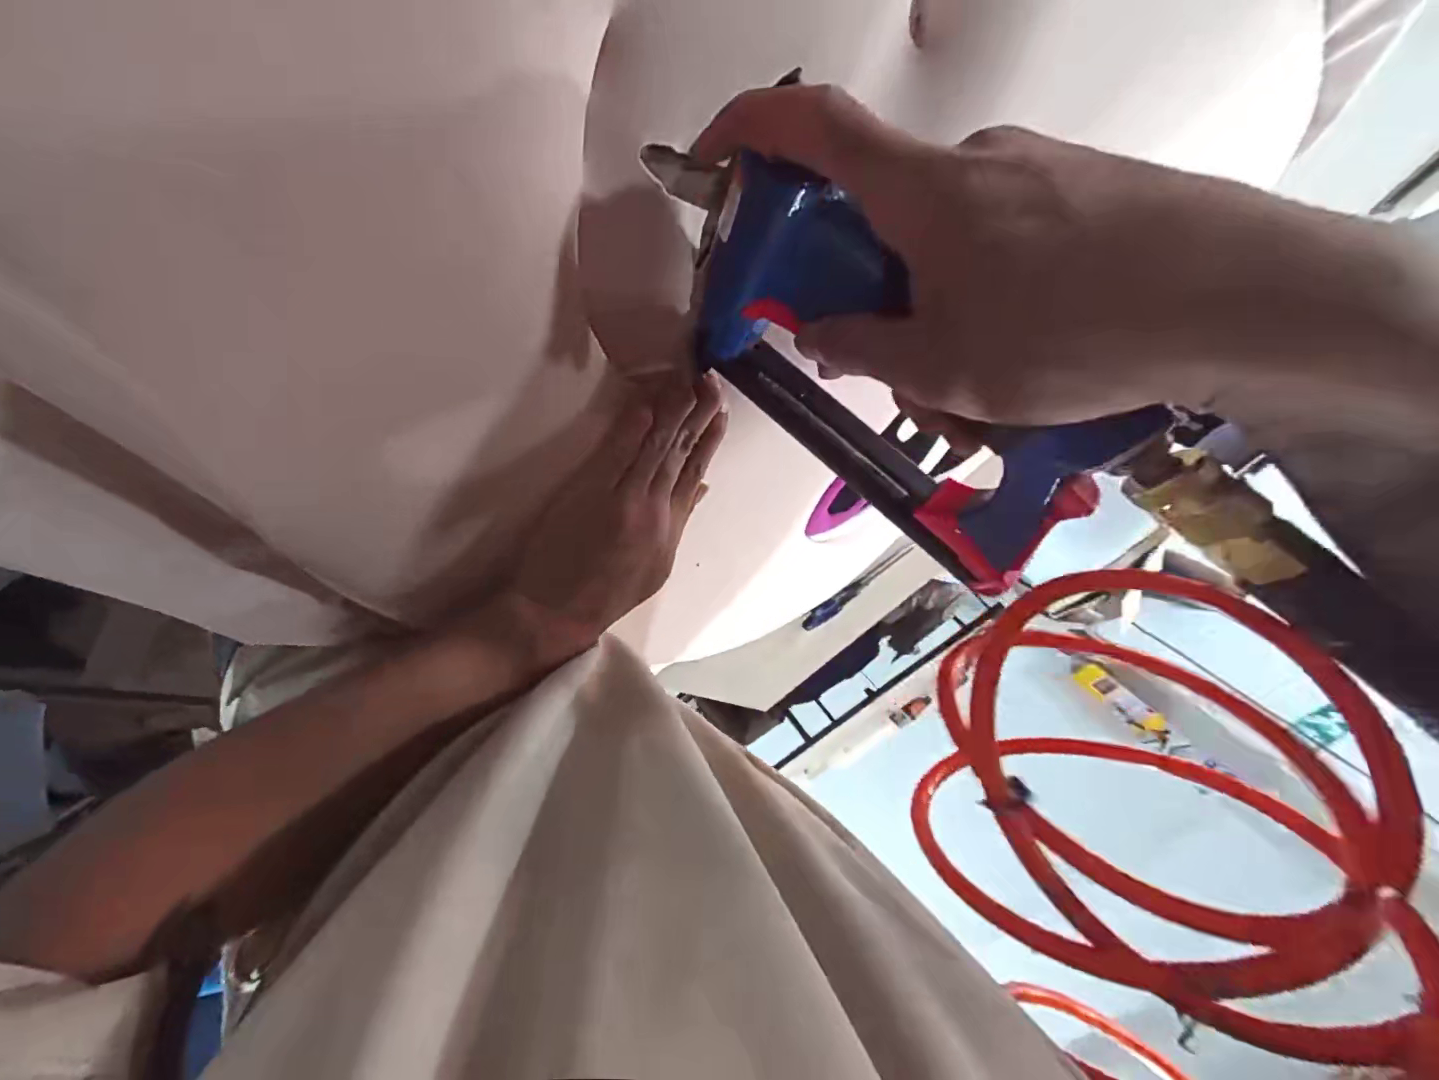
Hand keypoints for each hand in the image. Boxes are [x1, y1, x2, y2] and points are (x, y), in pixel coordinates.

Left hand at [483, 374, 727, 663]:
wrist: (558, 613)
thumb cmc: (602, 593)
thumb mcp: (655, 567)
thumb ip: (678, 523)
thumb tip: (702, 488)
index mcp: (672, 532)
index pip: (695, 476)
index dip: (709, 442)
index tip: (721, 414)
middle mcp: (657, 513)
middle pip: (681, 456)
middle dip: (699, 415)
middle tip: (712, 379)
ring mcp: (627, 503)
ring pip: (658, 450)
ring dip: (674, 412)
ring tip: (690, 380)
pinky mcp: (594, 496)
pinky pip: (620, 456)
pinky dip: (634, 429)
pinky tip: (646, 406)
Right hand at [689, 84, 1403, 426]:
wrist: (1267, 304)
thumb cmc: (1074, 334)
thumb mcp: (934, 367)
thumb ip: (856, 347)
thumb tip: (817, 334)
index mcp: (921, 190)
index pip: (815, 126)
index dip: (748, 128)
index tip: (708, 156)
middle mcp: (971, 161)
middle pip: (868, 205)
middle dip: (843, 277)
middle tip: (854, 346)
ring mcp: (1031, 169)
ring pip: (930, 235)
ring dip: (911, 301)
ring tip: (946, 376)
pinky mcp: (1078, 189)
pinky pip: (986, 236)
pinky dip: (963, 290)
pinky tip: (998, 348)